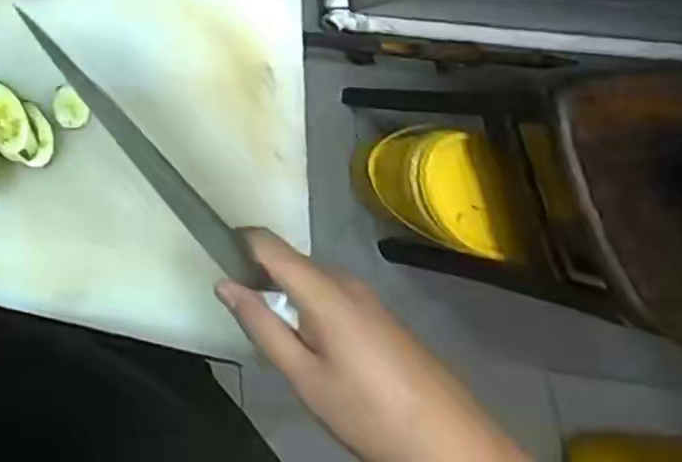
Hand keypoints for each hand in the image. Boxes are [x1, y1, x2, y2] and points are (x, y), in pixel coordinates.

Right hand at [216, 229, 530, 461]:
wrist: (464, 455)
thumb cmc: (372, 414)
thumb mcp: (305, 378)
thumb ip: (261, 326)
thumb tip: (224, 284)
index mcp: (322, 290)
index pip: (266, 241)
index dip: (236, 241)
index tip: (217, 260)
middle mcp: (346, 282)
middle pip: (288, 262)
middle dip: (263, 279)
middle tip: (253, 321)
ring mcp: (371, 300)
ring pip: (312, 282)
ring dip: (290, 299)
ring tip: (289, 345)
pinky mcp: (387, 320)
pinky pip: (335, 298)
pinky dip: (315, 312)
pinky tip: (324, 355)